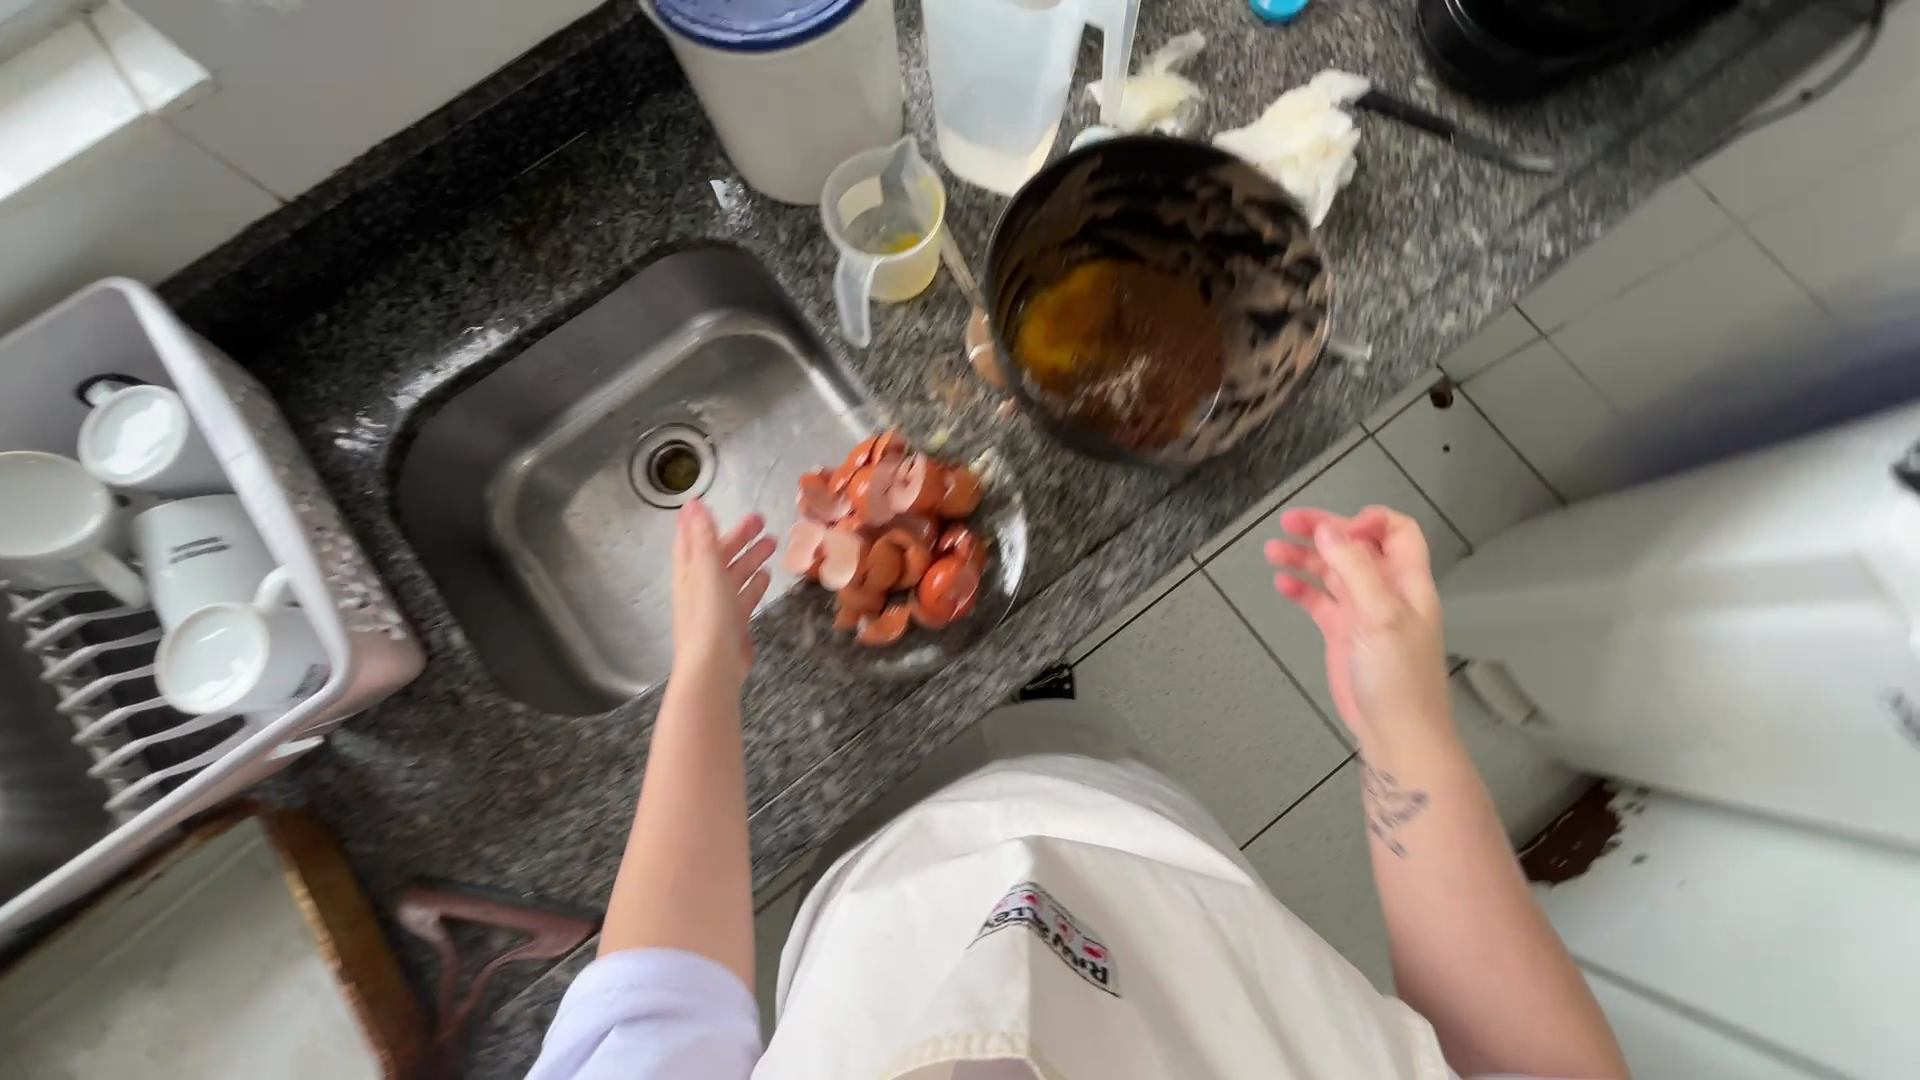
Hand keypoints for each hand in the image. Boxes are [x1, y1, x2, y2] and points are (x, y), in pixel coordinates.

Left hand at [671, 499, 774, 691]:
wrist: (713, 666)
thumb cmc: (708, 615)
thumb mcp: (706, 570)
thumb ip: (703, 537)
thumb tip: (692, 503)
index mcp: (689, 572)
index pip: (691, 541)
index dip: (699, 523)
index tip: (709, 504)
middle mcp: (700, 587)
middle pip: (718, 555)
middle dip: (738, 537)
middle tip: (762, 520)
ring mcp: (717, 606)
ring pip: (734, 574)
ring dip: (751, 557)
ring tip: (773, 543)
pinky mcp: (733, 623)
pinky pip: (744, 596)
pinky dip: (754, 583)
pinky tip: (767, 577)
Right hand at [1264, 506, 1450, 746]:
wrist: (1395, 731)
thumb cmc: (1398, 675)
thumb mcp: (1380, 615)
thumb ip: (1354, 569)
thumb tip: (1328, 529)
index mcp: (1406, 582)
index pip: (1396, 532)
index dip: (1368, 522)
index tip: (1334, 530)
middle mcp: (1384, 591)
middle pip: (1354, 546)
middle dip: (1324, 530)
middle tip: (1287, 523)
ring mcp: (1361, 612)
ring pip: (1331, 571)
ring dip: (1305, 557)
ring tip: (1272, 550)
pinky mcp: (1341, 633)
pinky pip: (1318, 600)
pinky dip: (1300, 589)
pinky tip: (1281, 584)